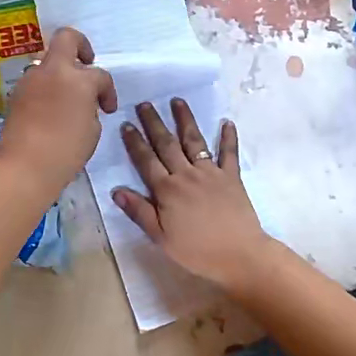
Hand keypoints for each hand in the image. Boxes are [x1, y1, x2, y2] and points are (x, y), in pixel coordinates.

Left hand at [0, 27, 115, 189]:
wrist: (25, 166)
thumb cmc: (66, 151)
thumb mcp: (92, 129)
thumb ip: (90, 107)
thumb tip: (82, 103)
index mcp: (78, 78)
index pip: (100, 75)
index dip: (108, 91)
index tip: (107, 109)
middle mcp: (53, 71)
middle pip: (66, 38)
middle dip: (81, 45)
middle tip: (87, 62)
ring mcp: (31, 79)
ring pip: (47, 62)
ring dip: (59, 72)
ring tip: (66, 96)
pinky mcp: (16, 93)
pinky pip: (35, 81)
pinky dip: (45, 88)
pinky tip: (49, 109)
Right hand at [112, 100, 275, 291]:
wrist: (239, 254)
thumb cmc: (197, 251)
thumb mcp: (161, 237)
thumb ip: (139, 212)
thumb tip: (116, 190)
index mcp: (167, 190)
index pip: (146, 160)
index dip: (135, 142)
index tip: (127, 124)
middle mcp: (186, 175)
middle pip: (167, 144)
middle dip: (154, 123)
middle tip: (145, 104)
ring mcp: (210, 173)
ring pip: (194, 140)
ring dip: (185, 119)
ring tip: (177, 101)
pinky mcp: (232, 177)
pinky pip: (229, 153)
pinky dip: (228, 137)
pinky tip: (227, 122)